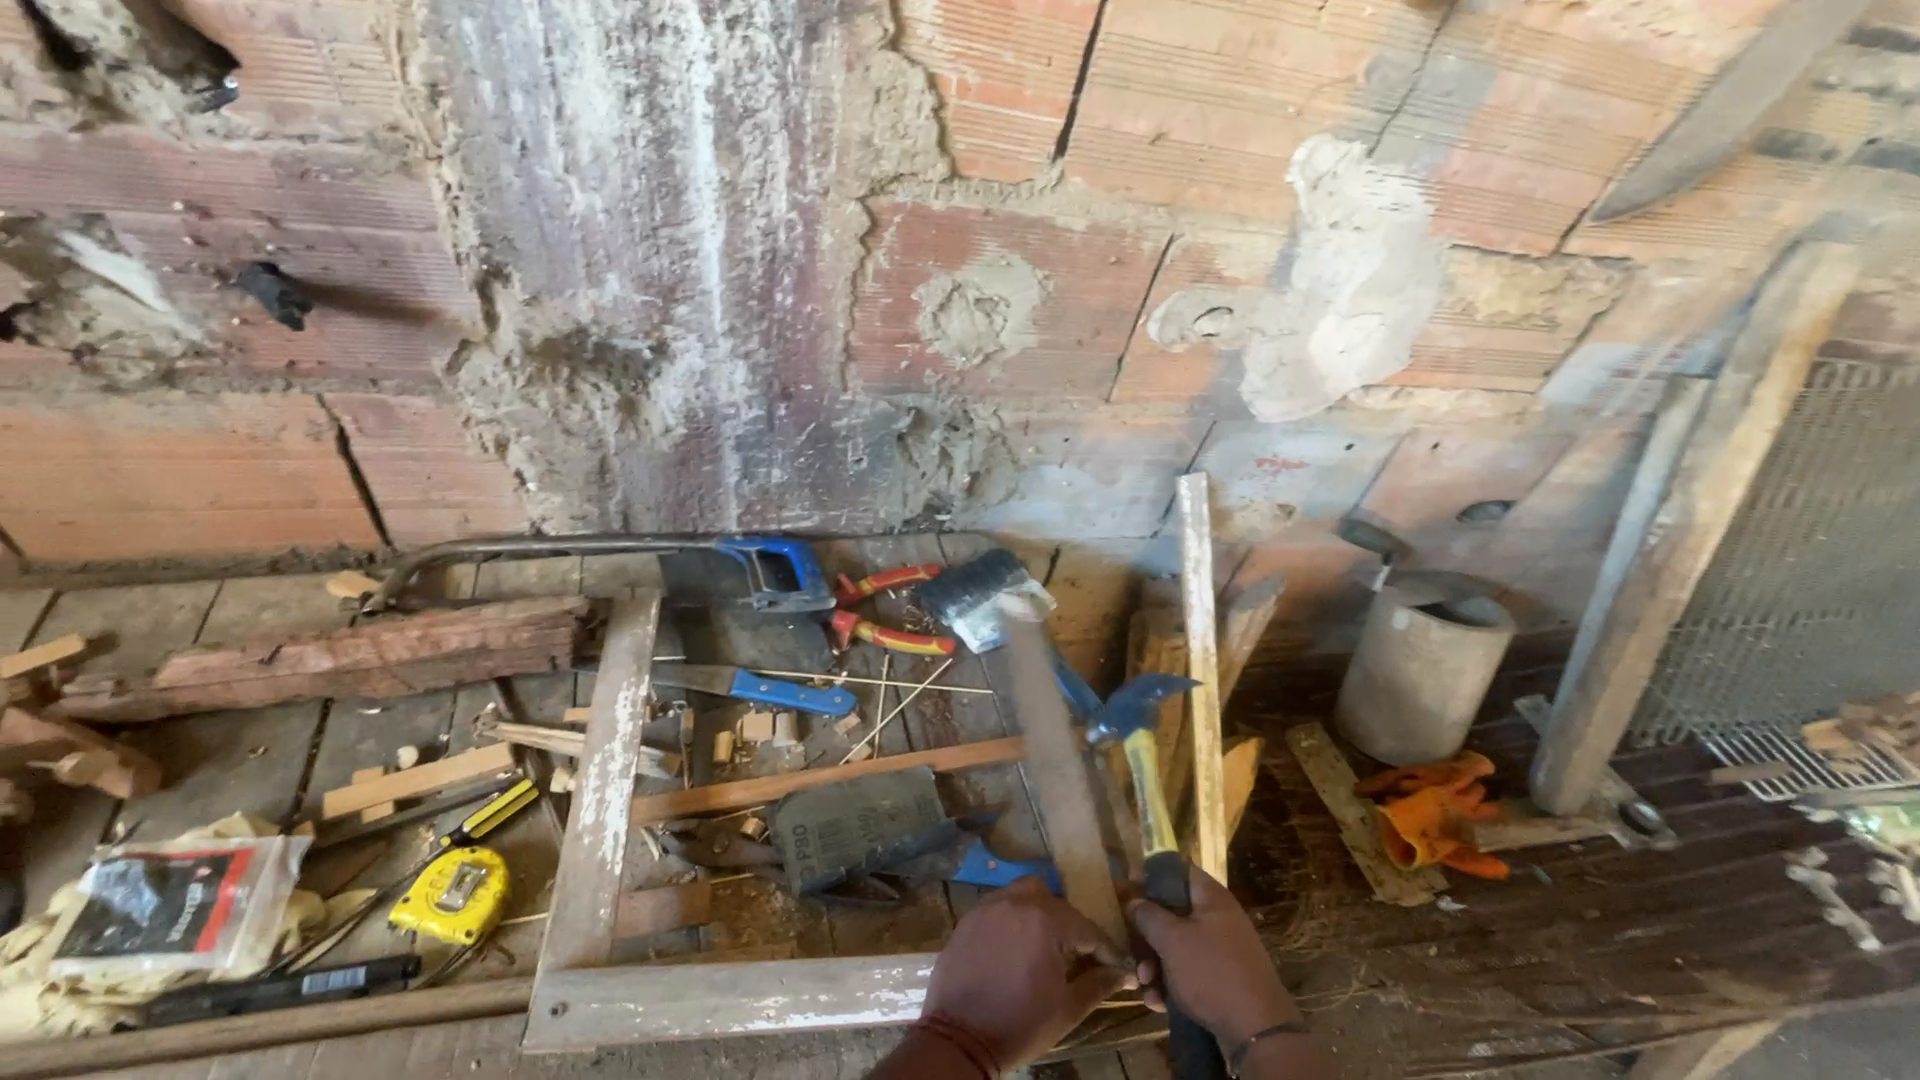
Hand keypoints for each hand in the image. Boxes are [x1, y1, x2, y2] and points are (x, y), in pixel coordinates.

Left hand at [920, 877, 1134, 1070]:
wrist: (960, 1038)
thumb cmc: (1020, 1024)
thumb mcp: (1068, 1008)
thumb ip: (1098, 984)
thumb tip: (1121, 973)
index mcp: (1047, 921)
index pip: (1088, 929)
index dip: (1106, 951)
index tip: (1115, 968)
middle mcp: (1018, 902)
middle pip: (1057, 904)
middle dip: (1072, 927)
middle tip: (1078, 957)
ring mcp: (989, 907)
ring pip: (1026, 894)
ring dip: (1041, 913)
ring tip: (1045, 945)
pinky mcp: (968, 918)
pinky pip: (1000, 906)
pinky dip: (1014, 918)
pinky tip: (1015, 945)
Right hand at [1126, 865, 1300, 1048]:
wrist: (1257, 1032)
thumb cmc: (1212, 973)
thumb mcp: (1172, 940)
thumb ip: (1148, 915)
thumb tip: (1134, 901)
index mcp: (1211, 899)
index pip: (1178, 871)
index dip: (1150, 877)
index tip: (1126, 892)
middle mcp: (1218, 920)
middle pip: (1172, 913)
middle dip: (1146, 935)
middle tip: (1131, 953)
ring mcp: (1221, 951)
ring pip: (1176, 946)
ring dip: (1154, 965)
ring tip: (1145, 986)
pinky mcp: (1220, 979)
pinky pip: (1188, 972)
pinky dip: (1170, 984)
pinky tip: (1158, 1002)